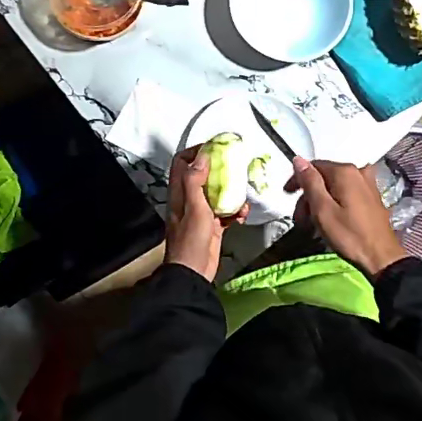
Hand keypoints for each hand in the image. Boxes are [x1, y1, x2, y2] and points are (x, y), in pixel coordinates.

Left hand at [165, 146, 243, 281]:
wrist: (193, 272)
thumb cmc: (191, 240)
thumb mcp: (194, 207)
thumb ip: (195, 181)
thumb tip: (203, 156)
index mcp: (179, 192)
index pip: (182, 162)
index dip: (195, 151)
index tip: (215, 148)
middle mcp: (189, 199)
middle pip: (202, 174)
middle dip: (219, 169)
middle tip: (236, 166)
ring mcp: (201, 212)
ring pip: (217, 192)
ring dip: (231, 192)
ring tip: (242, 195)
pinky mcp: (213, 225)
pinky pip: (226, 211)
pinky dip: (235, 210)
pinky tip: (242, 215)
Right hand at [287, 157, 408, 276]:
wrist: (381, 258)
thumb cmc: (349, 235)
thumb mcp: (322, 209)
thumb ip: (310, 182)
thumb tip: (298, 160)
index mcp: (345, 171)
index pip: (313, 166)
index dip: (297, 180)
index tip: (287, 195)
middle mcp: (358, 172)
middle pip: (324, 177)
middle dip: (309, 196)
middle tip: (301, 219)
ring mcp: (368, 184)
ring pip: (335, 186)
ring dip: (320, 201)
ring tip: (313, 224)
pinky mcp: (372, 197)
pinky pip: (347, 193)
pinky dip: (335, 203)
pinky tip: (331, 221)